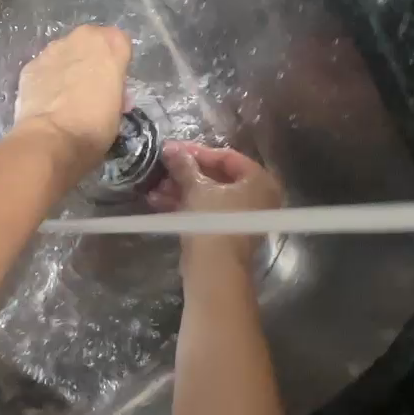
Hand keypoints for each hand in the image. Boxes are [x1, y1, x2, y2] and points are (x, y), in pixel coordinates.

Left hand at [13, 24, 131, 166]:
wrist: (50, 138)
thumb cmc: (94, 126)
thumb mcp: (118, 109)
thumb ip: (114, 90)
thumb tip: (106, 93)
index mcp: (111, 43)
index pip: (119, 45)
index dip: (115, 66)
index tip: (111, 84)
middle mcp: (82, 37)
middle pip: (89, 45)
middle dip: (89, 63)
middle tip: (88, 90)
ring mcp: (52, 49)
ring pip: (63, 55)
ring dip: (65, 70)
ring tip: (63, 99)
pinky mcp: (29, 66)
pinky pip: (43, 70)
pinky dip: (44, 81)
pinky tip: (45, 102)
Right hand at [146, 142, 282, 266]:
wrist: (215, 267)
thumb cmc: (214, 221)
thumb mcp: (197, 188)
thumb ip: (184, 166)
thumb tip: (170, 147)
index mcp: (258, 180)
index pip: (227, 157)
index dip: (198, 152)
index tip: (172, 149)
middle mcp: (255, 196)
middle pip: (217, 176)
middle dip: (186, 173)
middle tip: (163, 169)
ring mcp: (239, 215)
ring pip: (207, 195)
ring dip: (180, 189)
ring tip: (155, 187)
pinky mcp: (223, 231)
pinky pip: (204, 210)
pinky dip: (185, 205)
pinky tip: (158, 202)